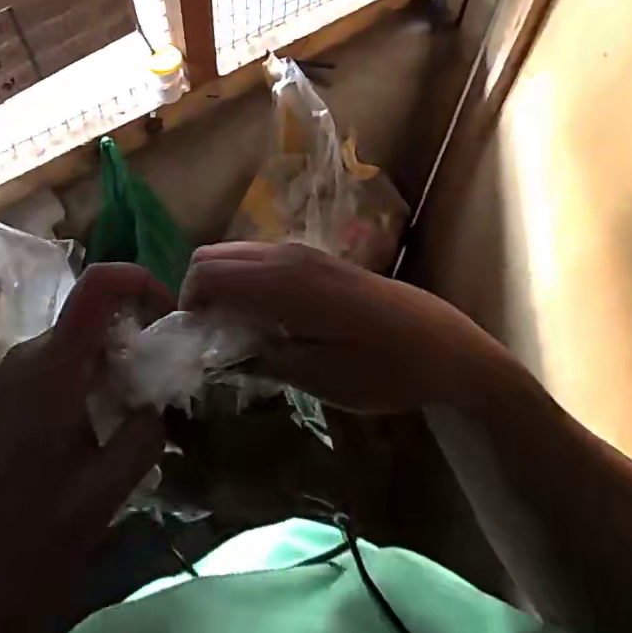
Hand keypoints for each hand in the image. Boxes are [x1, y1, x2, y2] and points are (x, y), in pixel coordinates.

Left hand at [0, 263, 172, 632]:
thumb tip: (161, 404)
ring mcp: (9, 377)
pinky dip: (87, 385)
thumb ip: (143, 438)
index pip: (99, 284)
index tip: (172, 317)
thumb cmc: (20, 537)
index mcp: (52, 366)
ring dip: (113, 367)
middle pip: (92, 317)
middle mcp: (28, 356)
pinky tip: (96, 435)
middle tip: (164, 386)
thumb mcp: (100, 495)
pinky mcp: (1, 401)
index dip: (142, 280)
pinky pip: (55, 371)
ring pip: (76, 347)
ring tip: (134, 419)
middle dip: (136, 339)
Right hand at [181, 241, 522, 412]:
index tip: (196, 342)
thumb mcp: (319, 380)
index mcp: (282, 283)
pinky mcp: (313, 257)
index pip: (207, 273)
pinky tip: (263, 316)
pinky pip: (257, 257)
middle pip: (212, 255)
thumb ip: (261, 361)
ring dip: (220, 283)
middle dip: (198, 291)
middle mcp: (285, 256)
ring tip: (234, 329)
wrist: (443, 345)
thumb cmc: (384, 369)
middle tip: (210, 336)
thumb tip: (214, 358)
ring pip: (233, 253)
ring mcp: (301, 252)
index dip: (189, 304)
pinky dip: (242, 279)